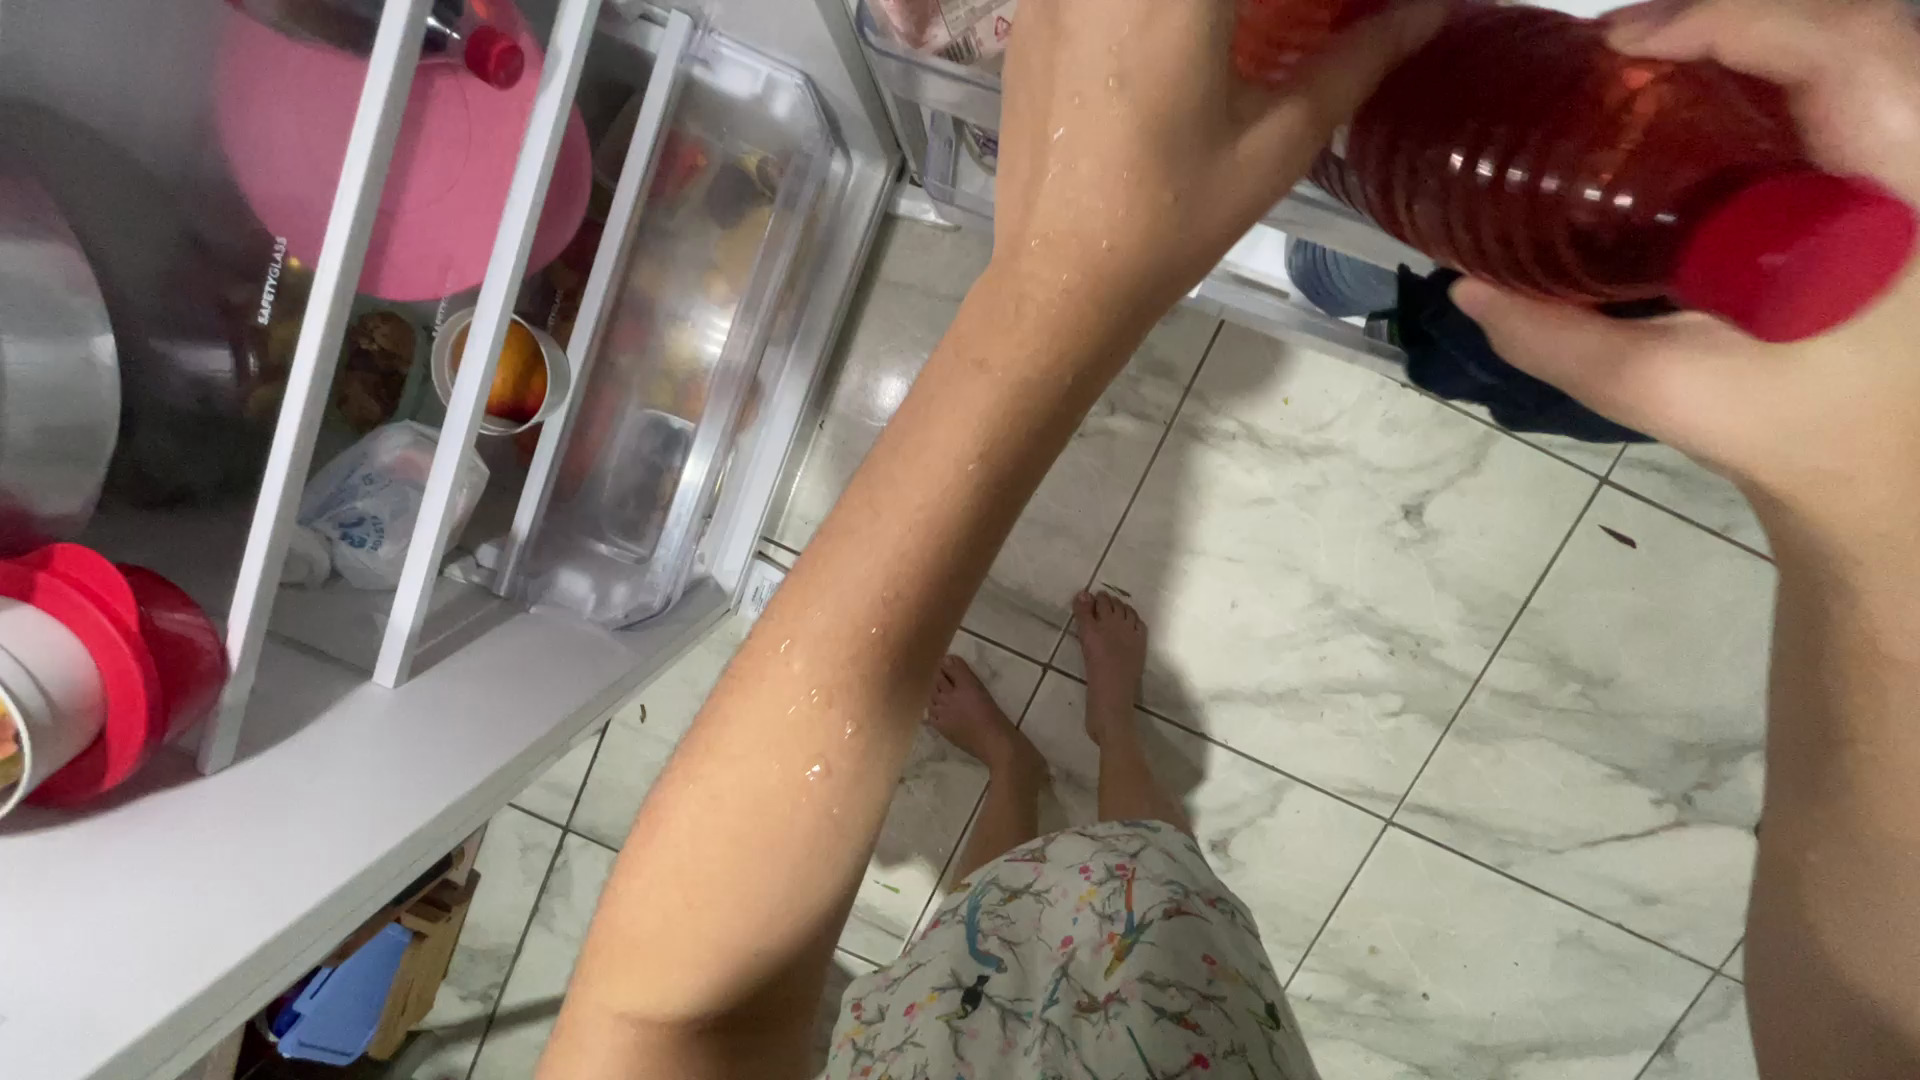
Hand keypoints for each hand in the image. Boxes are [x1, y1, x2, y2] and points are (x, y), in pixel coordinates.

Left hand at [986, 0, 1445, 328]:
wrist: (1059, 284)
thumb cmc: (1167, 227)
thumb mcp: (1273, 148)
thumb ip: (1354, 64)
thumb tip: (1426, 12)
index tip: (1327, 12)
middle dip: (1250, 3)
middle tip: (1275, 24)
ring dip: (1200, 5)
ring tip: (1223, 35)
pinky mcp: (1025, 21)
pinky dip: (1137, 4)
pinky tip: (1158, 40)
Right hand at [1450, 0, 1919, 548]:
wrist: (1879, 461)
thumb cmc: (1782, 428)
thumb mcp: (1653, 389)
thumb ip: (1552, 341)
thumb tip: (1465, 286)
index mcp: (1888, 205)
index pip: (1850, 55)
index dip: (1740, 20)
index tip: (1622, 43)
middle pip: (1860, 25)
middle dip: (1734, 16)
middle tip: (1615, 53)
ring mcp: (1918, 166)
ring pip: (1859, 48)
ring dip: (1751, 39)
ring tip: (1643, 68)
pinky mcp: (1897, 180)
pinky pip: (1843, 92)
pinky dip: (1767, 75)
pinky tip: (1691, 108)